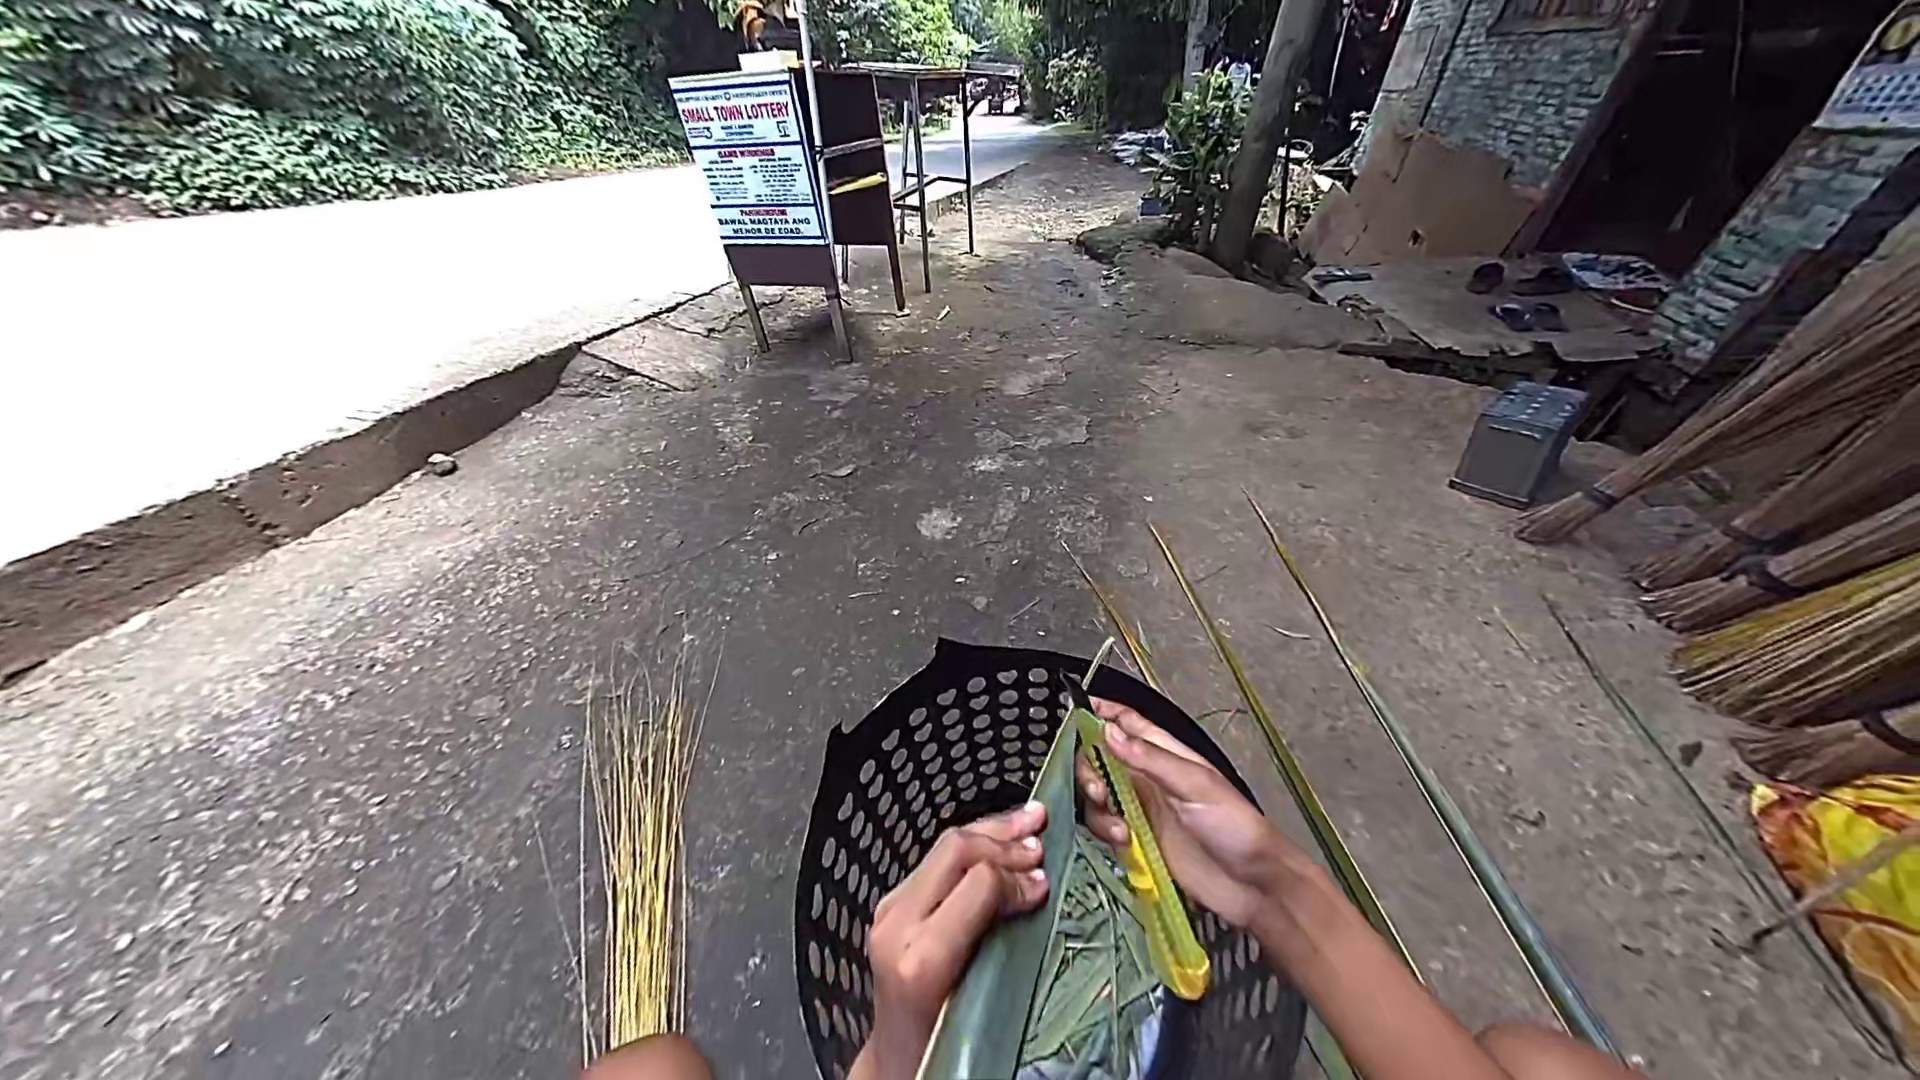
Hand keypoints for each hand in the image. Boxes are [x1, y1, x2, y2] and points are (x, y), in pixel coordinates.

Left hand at [852, 802, 1049, 1079]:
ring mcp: (890, 907)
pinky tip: (1003, 836)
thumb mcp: (986, 1008)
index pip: (976, 883)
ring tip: (1032, 819)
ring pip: (946, 844)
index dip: (1017, 877)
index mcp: (920, 958)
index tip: (1046, 884)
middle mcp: (897, 923)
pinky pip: (937, 857)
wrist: (896, 1067)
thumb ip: (1008, 945)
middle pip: (956, 850)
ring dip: (993, 830)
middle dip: (1006, 839)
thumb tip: (1040, 888)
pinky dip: (976, 843)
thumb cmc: (947, 1051)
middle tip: (1044, 840)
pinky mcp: (892, 900)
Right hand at [1077, 698, 1304, 933]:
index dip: (1100, 712)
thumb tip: (1108, 731)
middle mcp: (1147, 777)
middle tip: (1097, 787)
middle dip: (1089, 768)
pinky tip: (1123, 839)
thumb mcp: (1195, 785)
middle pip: (1100, 758)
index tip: (1074, 711)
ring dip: (1097, 803)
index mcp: (1165, 754)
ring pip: (1097, 792)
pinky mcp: (1136, 839)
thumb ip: (1149, 757)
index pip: (1125, 722)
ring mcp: (1140, 808)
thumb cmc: (1236, 828)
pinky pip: (1104, 825)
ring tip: (1117, 821)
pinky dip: (1105, 829)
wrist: (1253, 888)